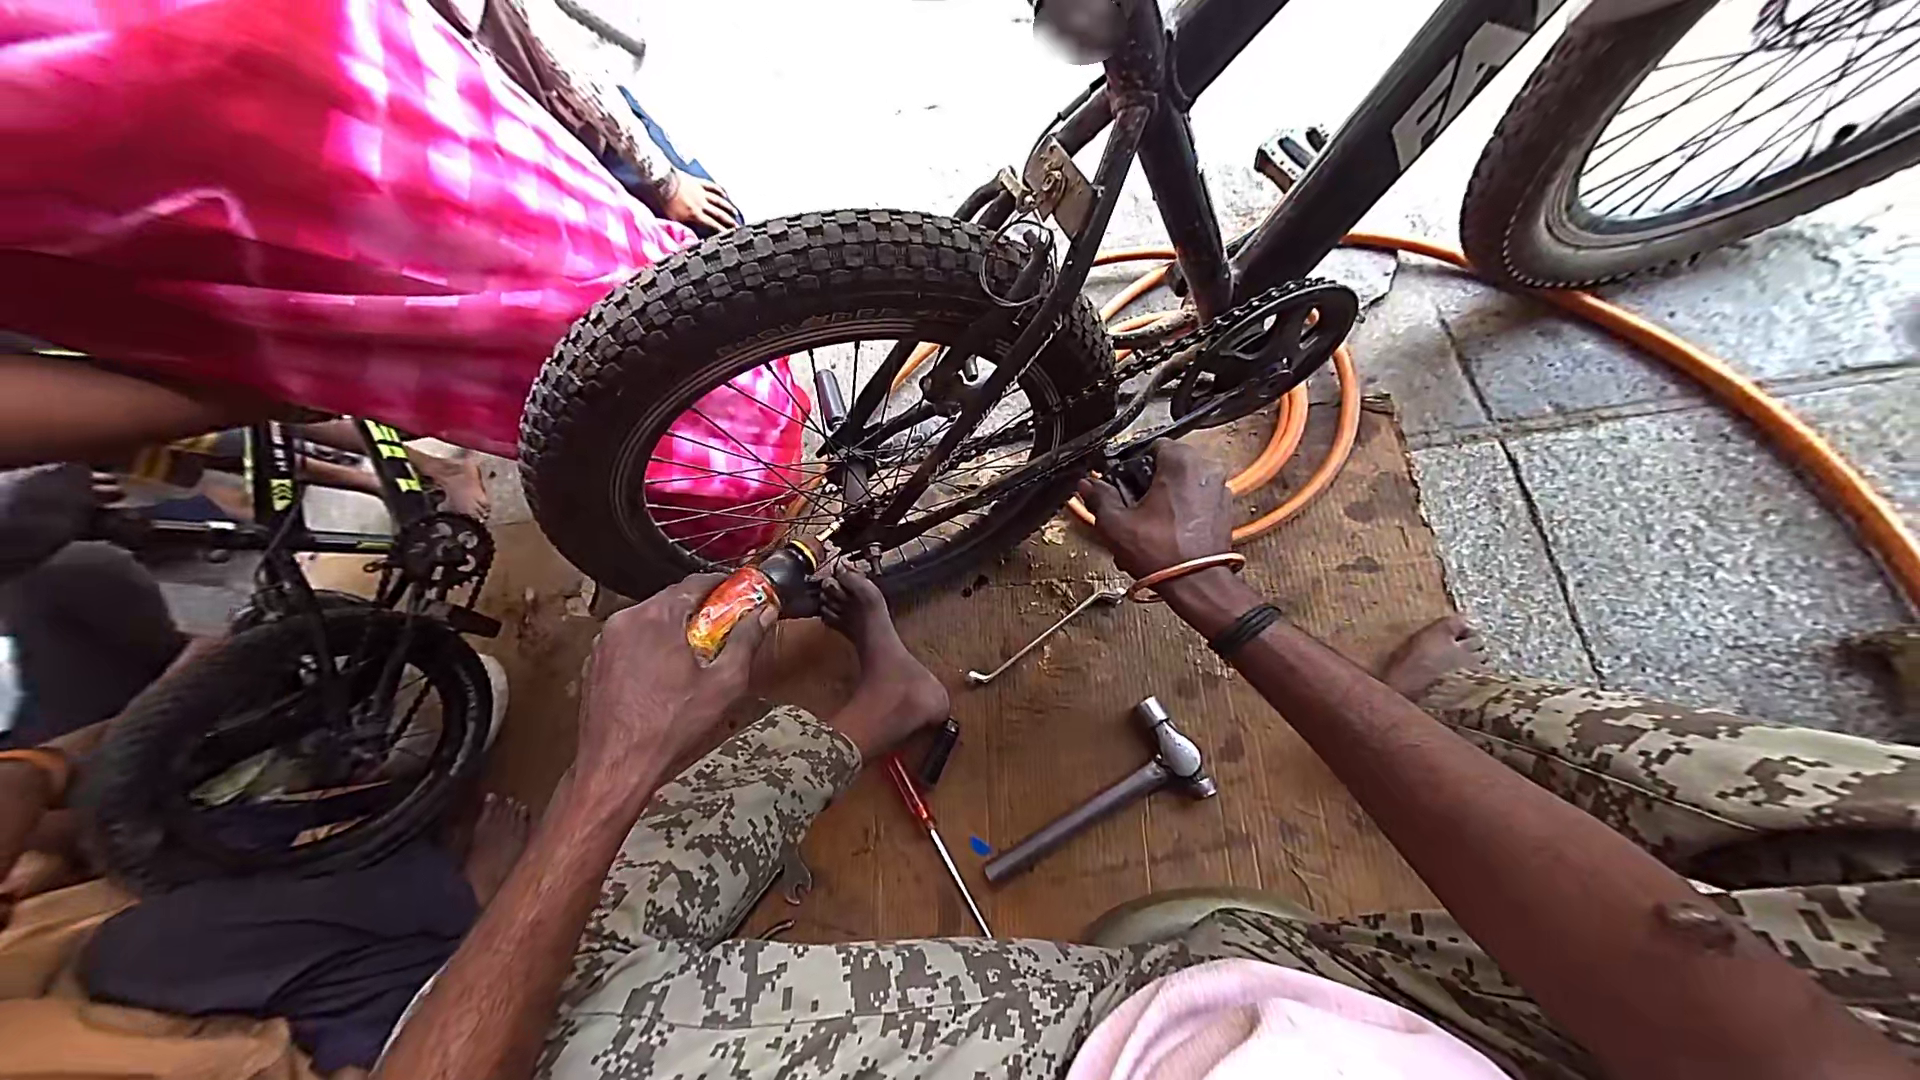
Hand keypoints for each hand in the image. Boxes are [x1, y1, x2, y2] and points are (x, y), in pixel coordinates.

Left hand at [575, 573, 772, 782]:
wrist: (616, 767)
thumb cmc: (668, 727)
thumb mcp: (725, 681)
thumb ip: (746, 640)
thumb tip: (763, 614)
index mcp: (656, 618)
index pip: (695, 582)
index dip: (724, 586)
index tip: (741, 594)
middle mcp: (625, 622)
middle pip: (672, 600)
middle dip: (701, 609)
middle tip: (726, 627)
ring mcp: (605, 642)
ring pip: (650, 620)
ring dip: (676, 628)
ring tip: (699, 653)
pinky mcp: (596, 662)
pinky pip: (631, 640)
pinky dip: (653, 645)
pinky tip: (669, 672)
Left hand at [660, 170, 738, 233]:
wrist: (657, 177)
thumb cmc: (660, 200)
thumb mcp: (671, 219)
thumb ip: (684, 227)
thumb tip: (690, 238)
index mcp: (695, 215)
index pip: (713, 226)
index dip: (723, 232)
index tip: (732, 237)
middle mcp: (702, 204)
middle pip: (719, 214)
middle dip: (729, 221)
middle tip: (738, 227)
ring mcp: (700, 192)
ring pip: (718, 200)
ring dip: (727, 207)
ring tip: (735, 212)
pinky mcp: (696, 181)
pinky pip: (711, 186)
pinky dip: (719, 190)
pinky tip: (724, 194)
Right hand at [1076, 440, 1232, 577]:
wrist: (1197, 584)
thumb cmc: (1161, 553)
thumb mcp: (1116, 523)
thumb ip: (1099, 497)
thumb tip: (1087, 485)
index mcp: (1181, 462)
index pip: (1151, 447)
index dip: (1132, 465)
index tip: (1122, 483)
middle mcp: (1206, 470)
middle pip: (1168, 466)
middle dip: (1148, 483)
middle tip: (1131, 507)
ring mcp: (1219, 491)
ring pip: (1183, 485)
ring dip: (1164, 498)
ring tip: (1146, 525)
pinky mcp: (1225, 511)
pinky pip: (1197, 501)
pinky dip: (1181, 511)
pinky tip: (1165, 533)